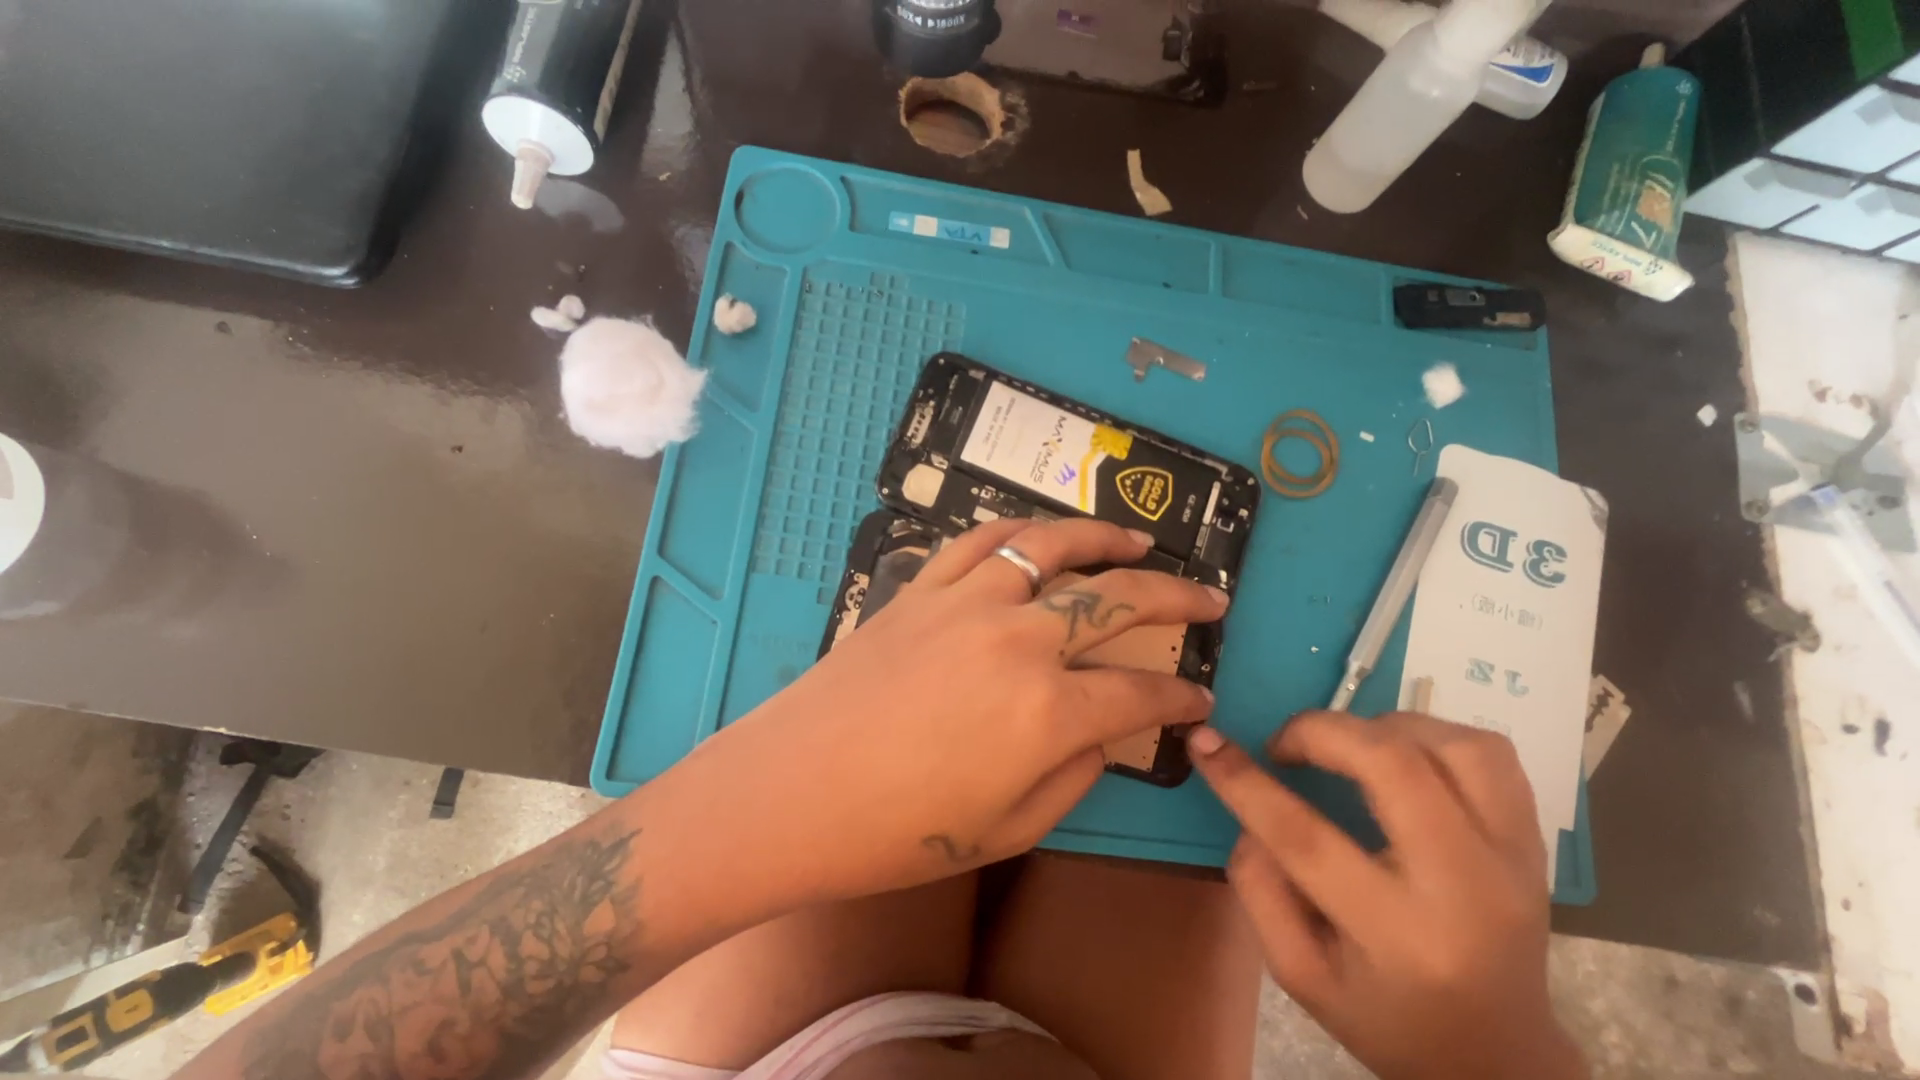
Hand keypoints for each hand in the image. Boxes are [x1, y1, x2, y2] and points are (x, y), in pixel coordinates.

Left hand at [656, 517, 1223, 912]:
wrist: (791, 793)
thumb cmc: (898, 833)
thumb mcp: (1008, 828)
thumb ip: (1074, 773)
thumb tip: (1106, 732)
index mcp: (1049, 712)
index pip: (1140, 695)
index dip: (1180, 700)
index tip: (1200, 702)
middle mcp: (1020, 640)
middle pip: (1118, 599)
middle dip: (1176, 598)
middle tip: (1209, 601)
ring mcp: (968, 602)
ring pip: (1052, 548)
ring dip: (1106, 539)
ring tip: (1138, 540)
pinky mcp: (923, 589)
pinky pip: (982, 541)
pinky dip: (1021, 530)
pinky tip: (1042, 534)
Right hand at [1187, 712, 1584, 1079]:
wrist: (1497, 1055)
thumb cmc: (1386, 1017)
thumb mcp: (1299, 975)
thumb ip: (1261, 889)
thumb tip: (1250, 812)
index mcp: (1397, 936)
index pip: (1306, 838)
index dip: (1245, 782)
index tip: (1205, 743)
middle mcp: (1464, 888)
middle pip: (1394, 767)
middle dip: (1320, 731)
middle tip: (1283, 745)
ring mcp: (1512, 859)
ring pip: (1453, 745)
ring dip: (1383, 727)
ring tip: (1347, 747)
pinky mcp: (1535, 842)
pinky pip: (1493, 754)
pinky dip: (1437, 734)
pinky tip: (1402, 753)